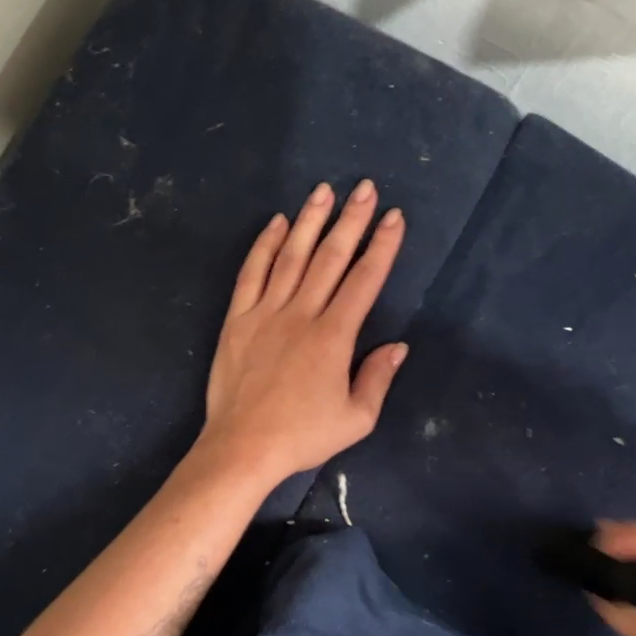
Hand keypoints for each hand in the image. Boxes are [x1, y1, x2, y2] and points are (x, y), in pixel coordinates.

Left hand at [195, 180, 407, 484]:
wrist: (243, 447)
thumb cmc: (302, 436)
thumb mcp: (356, 419)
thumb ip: (378, 379)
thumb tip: (397, 346)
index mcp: (334, 336)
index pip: (364, 280)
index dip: (382, 246)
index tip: (394, 217)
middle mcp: (301, 314)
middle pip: (330, 257)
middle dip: (351, 220)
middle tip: (366, 188)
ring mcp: (266, 313)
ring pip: (291, 257)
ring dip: (310, 222)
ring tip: (324, 191)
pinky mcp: (237, 320)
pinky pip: (252, 273)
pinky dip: (265, 246)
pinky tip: (277, 223)